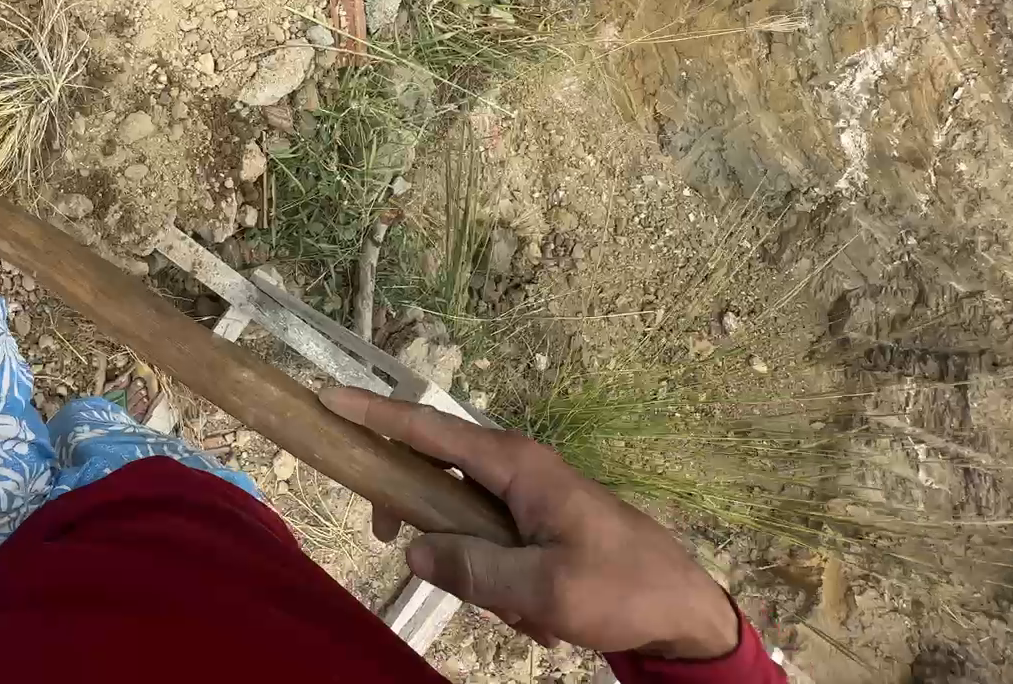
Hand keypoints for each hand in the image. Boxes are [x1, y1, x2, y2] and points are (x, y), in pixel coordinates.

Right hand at [319, 387, 738, 658]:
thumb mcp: (544, 589)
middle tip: (391, 540)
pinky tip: (528, 615)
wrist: (683, 607)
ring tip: (509, 610)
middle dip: (409, 501)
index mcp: (512, 462)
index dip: (376, 412)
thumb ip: (473, 568)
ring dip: (462, 554)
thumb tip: (411, 548)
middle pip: (433, 463)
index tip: (330, 397)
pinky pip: (485, 530)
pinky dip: (490, 570)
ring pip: (457, 506)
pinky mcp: (530, 512)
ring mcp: (522, 487)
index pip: (427, 428)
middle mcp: (511, 462)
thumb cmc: (619, 586)